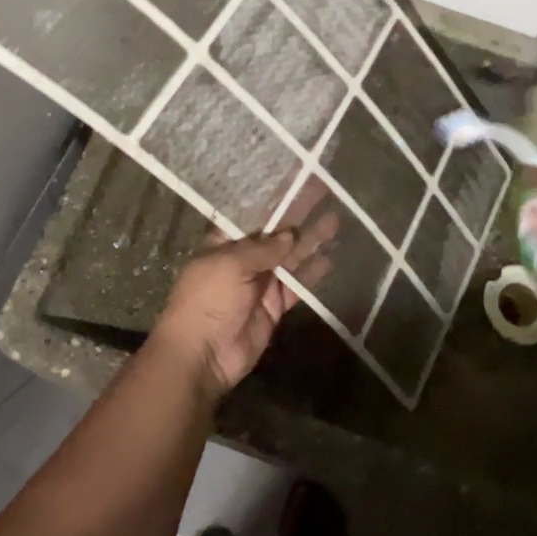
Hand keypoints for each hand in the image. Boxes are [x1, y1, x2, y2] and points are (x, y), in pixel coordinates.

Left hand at [148, 206, 335, 401]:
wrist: (201, 356)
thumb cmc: (207, 300)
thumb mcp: (229, 265)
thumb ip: (262, 249)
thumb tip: (290, 236)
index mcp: (225, 242)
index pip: (254, 213)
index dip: (275, 197)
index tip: (297, 179)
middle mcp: (244, 258)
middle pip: (277, 232)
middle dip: (299, 213)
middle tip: (325, 192)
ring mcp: (261, 282)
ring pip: (291, 256)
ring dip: (311, 239)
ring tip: (335, 220)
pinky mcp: (274, 306)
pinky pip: (297, 286)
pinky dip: (312, 273)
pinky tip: (331, 258)